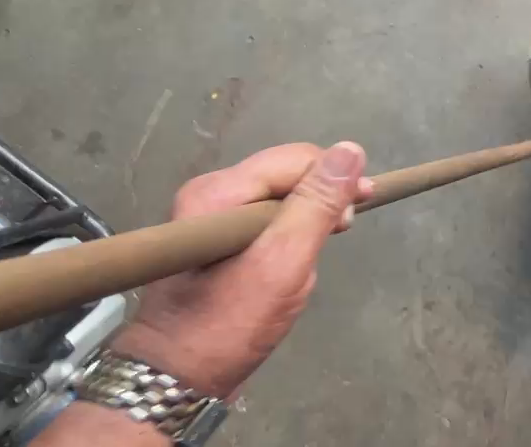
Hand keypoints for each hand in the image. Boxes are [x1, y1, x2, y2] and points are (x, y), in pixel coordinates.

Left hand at [111, 142, 374, 397]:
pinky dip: (293, 227)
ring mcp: (210, 215)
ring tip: (319, 244)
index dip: (334, 178)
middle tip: (341, 230)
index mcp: (216, 192)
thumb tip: (350, 149)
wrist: (175, 382)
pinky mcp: (217, 235)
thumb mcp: (284, 261)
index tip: (355, 212)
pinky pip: (270, 212)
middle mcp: (209, 194)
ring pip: (284, 192)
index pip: (296, 159)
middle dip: (323, 196)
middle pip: (289, 171)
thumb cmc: (230, 324)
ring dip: (311, 213)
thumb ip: (318, 203)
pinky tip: (297, 251)